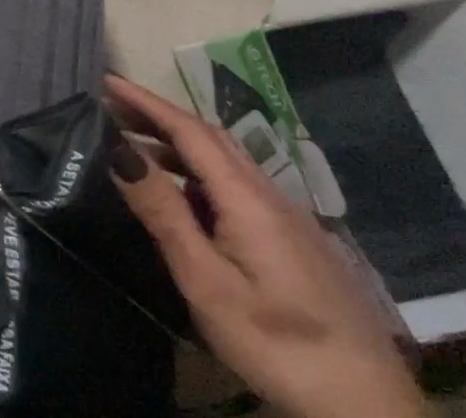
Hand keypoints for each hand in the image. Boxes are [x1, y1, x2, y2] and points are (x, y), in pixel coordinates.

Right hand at [104, 75, 424, 417]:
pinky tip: (179, 190)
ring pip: (227, 162)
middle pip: (212, 139)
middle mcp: (272, 198)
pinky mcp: (294, 242)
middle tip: (107, 104)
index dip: (145, 102)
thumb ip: (163, 212)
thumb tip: (118, 150)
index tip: (102, 79)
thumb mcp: (205, 279)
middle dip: (159, 114)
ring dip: (177, 141)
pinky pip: (238, 185)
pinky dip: (197, 168)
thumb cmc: (274, 340)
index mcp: (250, 201)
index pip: (191, 132)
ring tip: (130, 141)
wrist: (363, 403)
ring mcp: (289, 220)